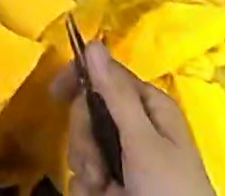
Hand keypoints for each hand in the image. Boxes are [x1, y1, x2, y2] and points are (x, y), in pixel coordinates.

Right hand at [55, 42, 214, 195]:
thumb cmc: (169, 191)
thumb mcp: (143, 141)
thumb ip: (116, 94)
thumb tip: (93, 44)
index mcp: (149, 107)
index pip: (106, 76)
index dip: (79, 79)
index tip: (55, 93)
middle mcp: (135, 128)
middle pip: (90, 111)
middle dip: (85, 137)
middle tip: (96, 165)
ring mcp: (123, 159)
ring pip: (84, 145)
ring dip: (85, 167)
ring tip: (103, 188)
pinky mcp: (113, 186)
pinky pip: (85, 176)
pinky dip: (87, 188)